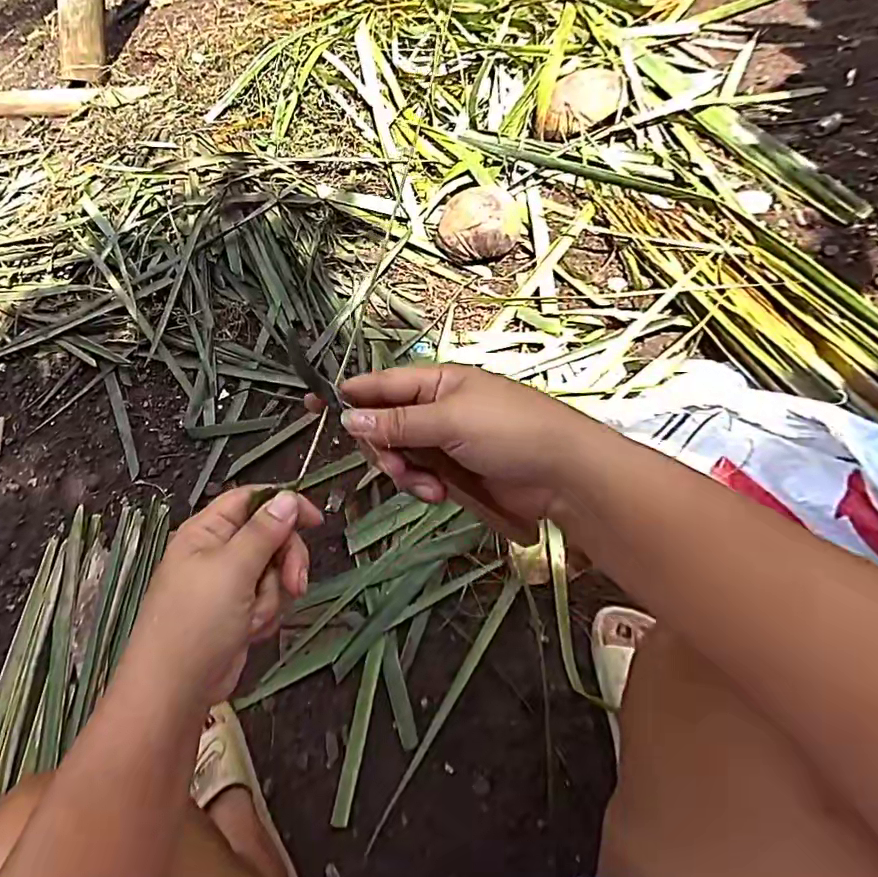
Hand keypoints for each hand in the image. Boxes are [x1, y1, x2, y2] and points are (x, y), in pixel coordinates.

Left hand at [126, 487, 321, 709]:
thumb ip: (264, 531)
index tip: (314, 520)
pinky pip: (269, 598)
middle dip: (285, 561)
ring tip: (252, 617)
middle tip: (293, 582)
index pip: (251, 500)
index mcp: (207, 531)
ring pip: (275, 571)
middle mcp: (218, 552)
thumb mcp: (233, 569)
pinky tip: (250, 630)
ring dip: (273, 594)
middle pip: (271, 537)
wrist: (176, 689)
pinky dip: (266, 614)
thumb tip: (287, 498)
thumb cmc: (195, 622)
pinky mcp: (238, 610)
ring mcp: (229, 583)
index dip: (283, 504)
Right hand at [317, 364, 614, 533]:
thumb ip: (397, 423)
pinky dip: (423, 487)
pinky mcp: (453, 471)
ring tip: (429, 485)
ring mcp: (444, 441)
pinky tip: (440, 494)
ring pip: (398, 456)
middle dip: (383, 448)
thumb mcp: (450, 420)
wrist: (564, 475)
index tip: (313, 405)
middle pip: (383, 426)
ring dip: (405, 473)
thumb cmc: (512, 430)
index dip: (348, 395)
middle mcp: (435, 408)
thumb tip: (348, 417)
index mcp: (435, 382)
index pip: (379, 385)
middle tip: (395, 464)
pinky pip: (420, 477)